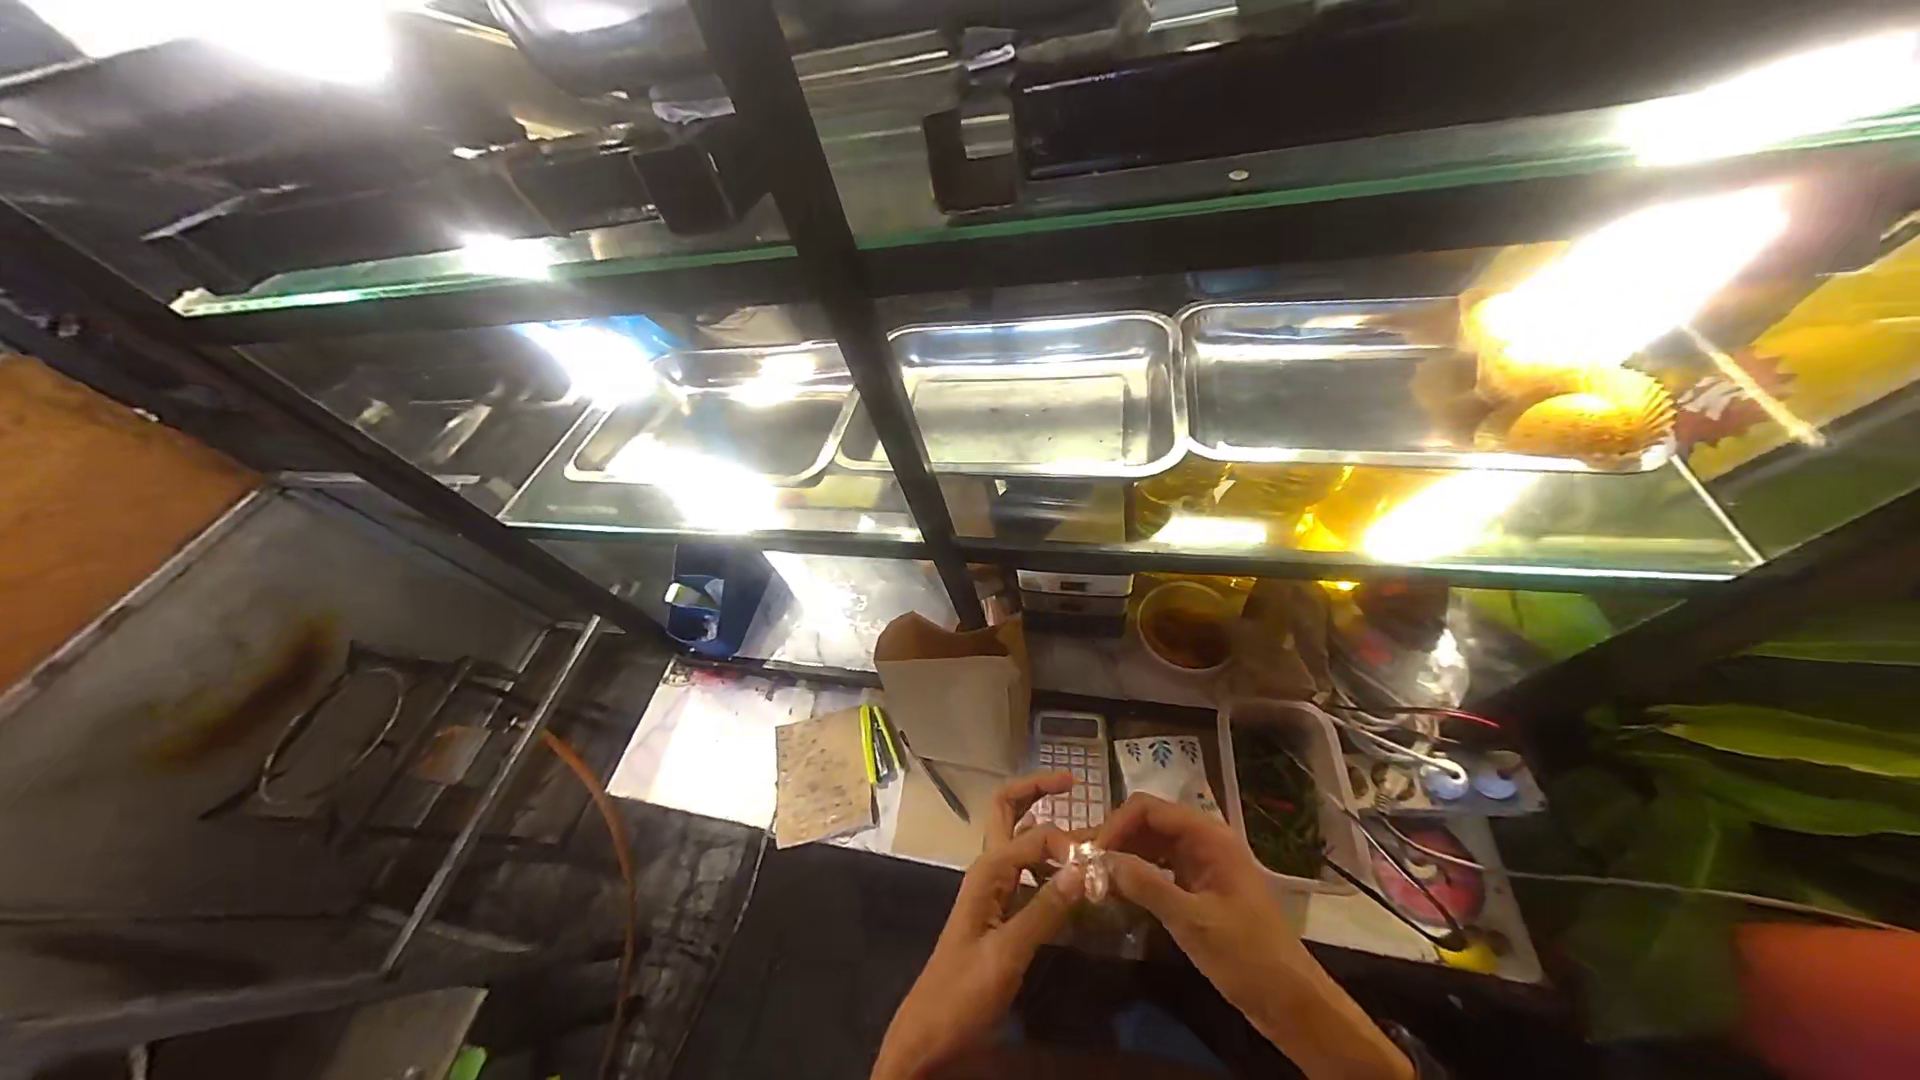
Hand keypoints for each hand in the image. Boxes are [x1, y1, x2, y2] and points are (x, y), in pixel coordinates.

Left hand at [872, 771, 1082, 1079]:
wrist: (930, 1032)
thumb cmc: (963, 992)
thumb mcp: (1007, 954)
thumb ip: (1045, 910)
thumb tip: (1083, 866)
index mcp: (988, 870)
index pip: (1036, 836)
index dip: (1069, 843)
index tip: (1100, 866)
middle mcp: (988, 868)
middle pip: (1007, 810)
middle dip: (1036, 789)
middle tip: (1072, 782)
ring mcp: (992, 887)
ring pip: (1017, 837)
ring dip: (1043, 822)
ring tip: (1084, 829)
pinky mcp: (999, 909)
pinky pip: (1024, 869)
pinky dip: (1046, 858)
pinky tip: (1069, 872)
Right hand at [1098, 794, 1412, 1079]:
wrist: (1292, 1003)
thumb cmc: (1248, 957)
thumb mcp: (1193, 921)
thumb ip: (1147, 885)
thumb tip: (1102, 860)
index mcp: (1208, 836)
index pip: (1148, 808)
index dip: (1116, 824)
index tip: (1091, 853)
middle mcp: (1203, 840)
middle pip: (1147, 822)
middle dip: (1116, 838)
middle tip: (1084, 864)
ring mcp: (1201, 863)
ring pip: (1150, 844)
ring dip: (1123, 855)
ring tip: (1094, 876)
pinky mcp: (1198, 886)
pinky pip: (1159, 866)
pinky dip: (1136, 874)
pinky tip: (1117, 890)